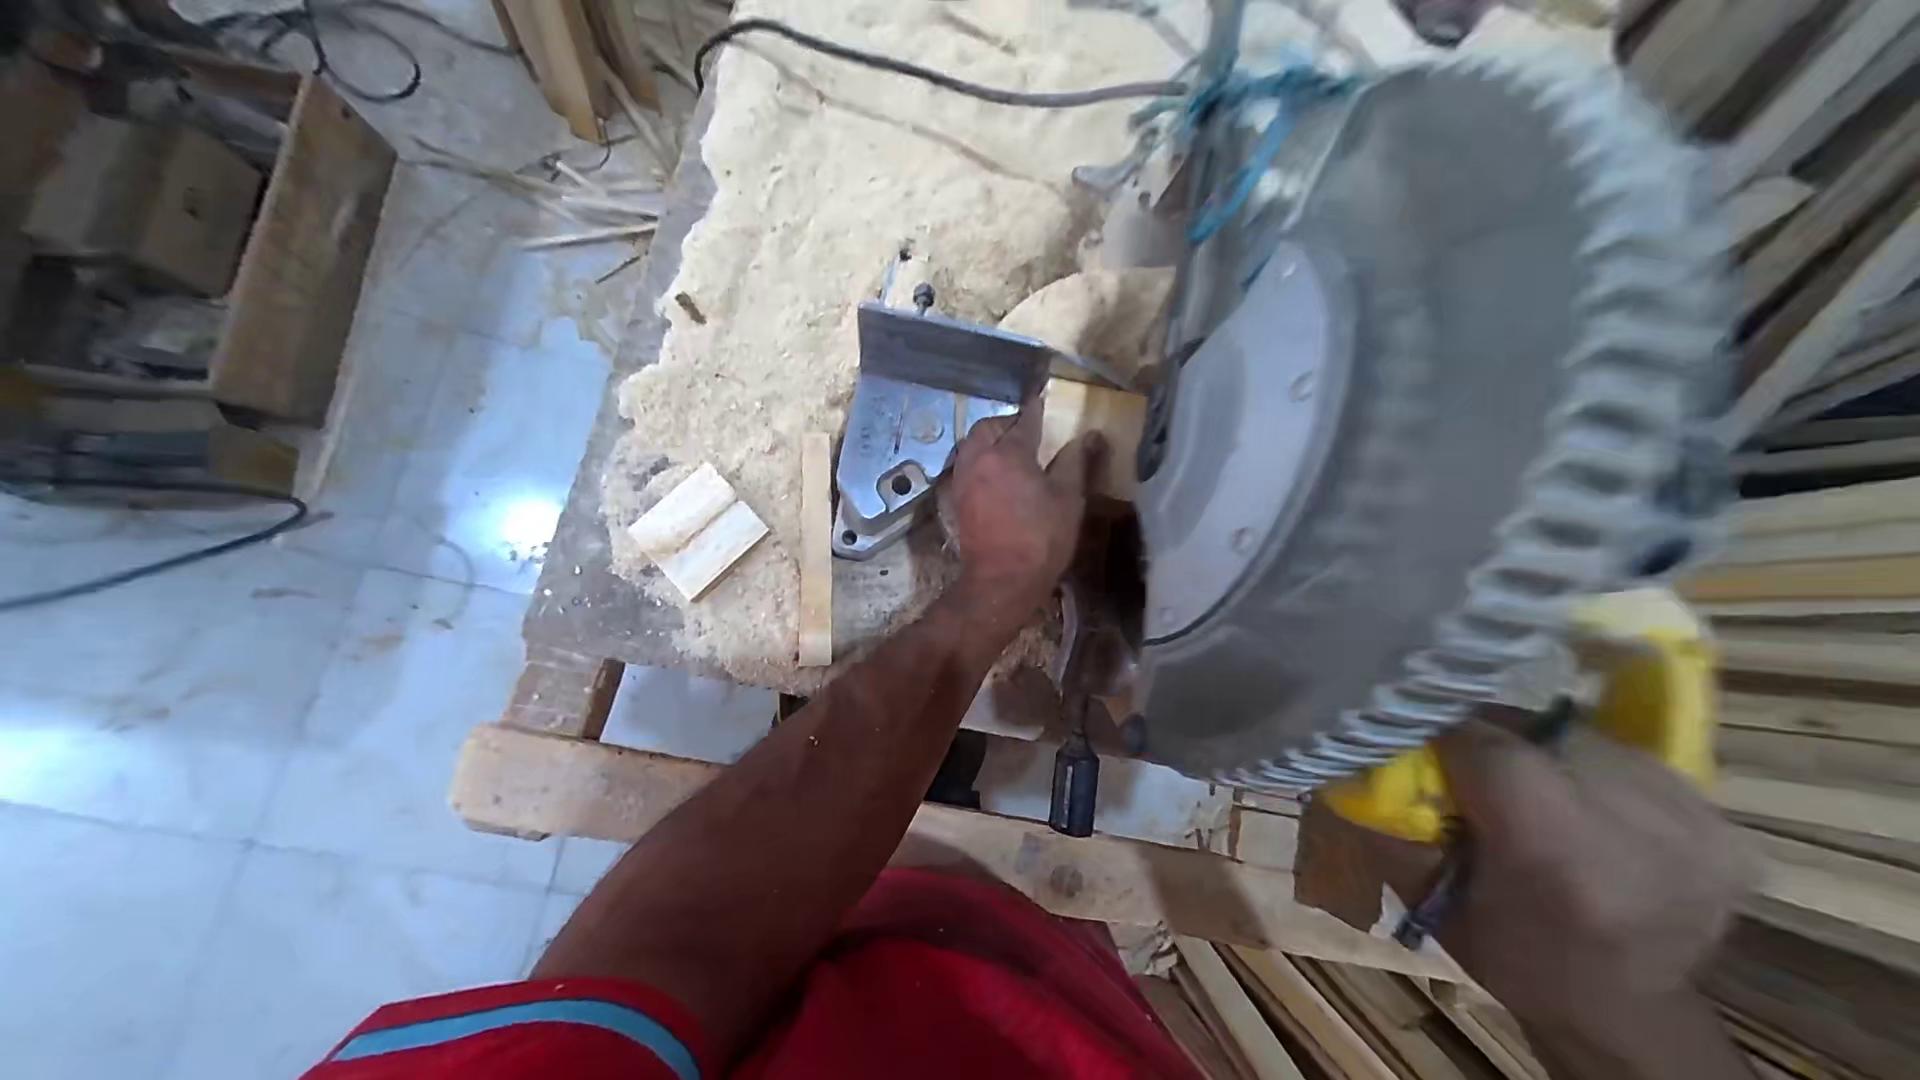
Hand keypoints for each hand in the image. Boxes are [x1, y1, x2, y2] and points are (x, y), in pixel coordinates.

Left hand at [944, 403, 1101, 632]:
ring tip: (1015, 453)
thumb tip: (1089, 435)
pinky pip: (967, 465)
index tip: (1048, 403)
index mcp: (1007, 453)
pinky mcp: (957, 499)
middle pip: (990, 427)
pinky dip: (981, 460)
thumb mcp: (1068, 498)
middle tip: (1032, 433)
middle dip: (1009, 423)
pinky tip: (999, 476)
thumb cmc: (1041, 539)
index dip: (1039, 409)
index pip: (1026, 419)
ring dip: (991, 441)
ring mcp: (963, 479)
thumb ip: (1076, 461)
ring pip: (973, 445)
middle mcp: (978, 458)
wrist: (1001, 580)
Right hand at [1373, 721, 1751, 1044]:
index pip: (1488, 746)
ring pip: (1582, 737)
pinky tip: (1573, 796)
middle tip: (1461, 758)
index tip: (1415, 736)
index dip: (1441, 731)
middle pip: (1537, 734)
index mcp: (1561, 857)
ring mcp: (1695, 829)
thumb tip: (1355, 749)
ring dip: (1537, 747)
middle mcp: (1641, 833)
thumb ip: (1388, 816)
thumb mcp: (1425, 889)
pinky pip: (1627, 758)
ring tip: (1517, 778)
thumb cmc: (1509, 952)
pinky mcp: (1723, 826)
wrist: (1623, 1010)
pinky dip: (1587, 765)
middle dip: (1487, 736)